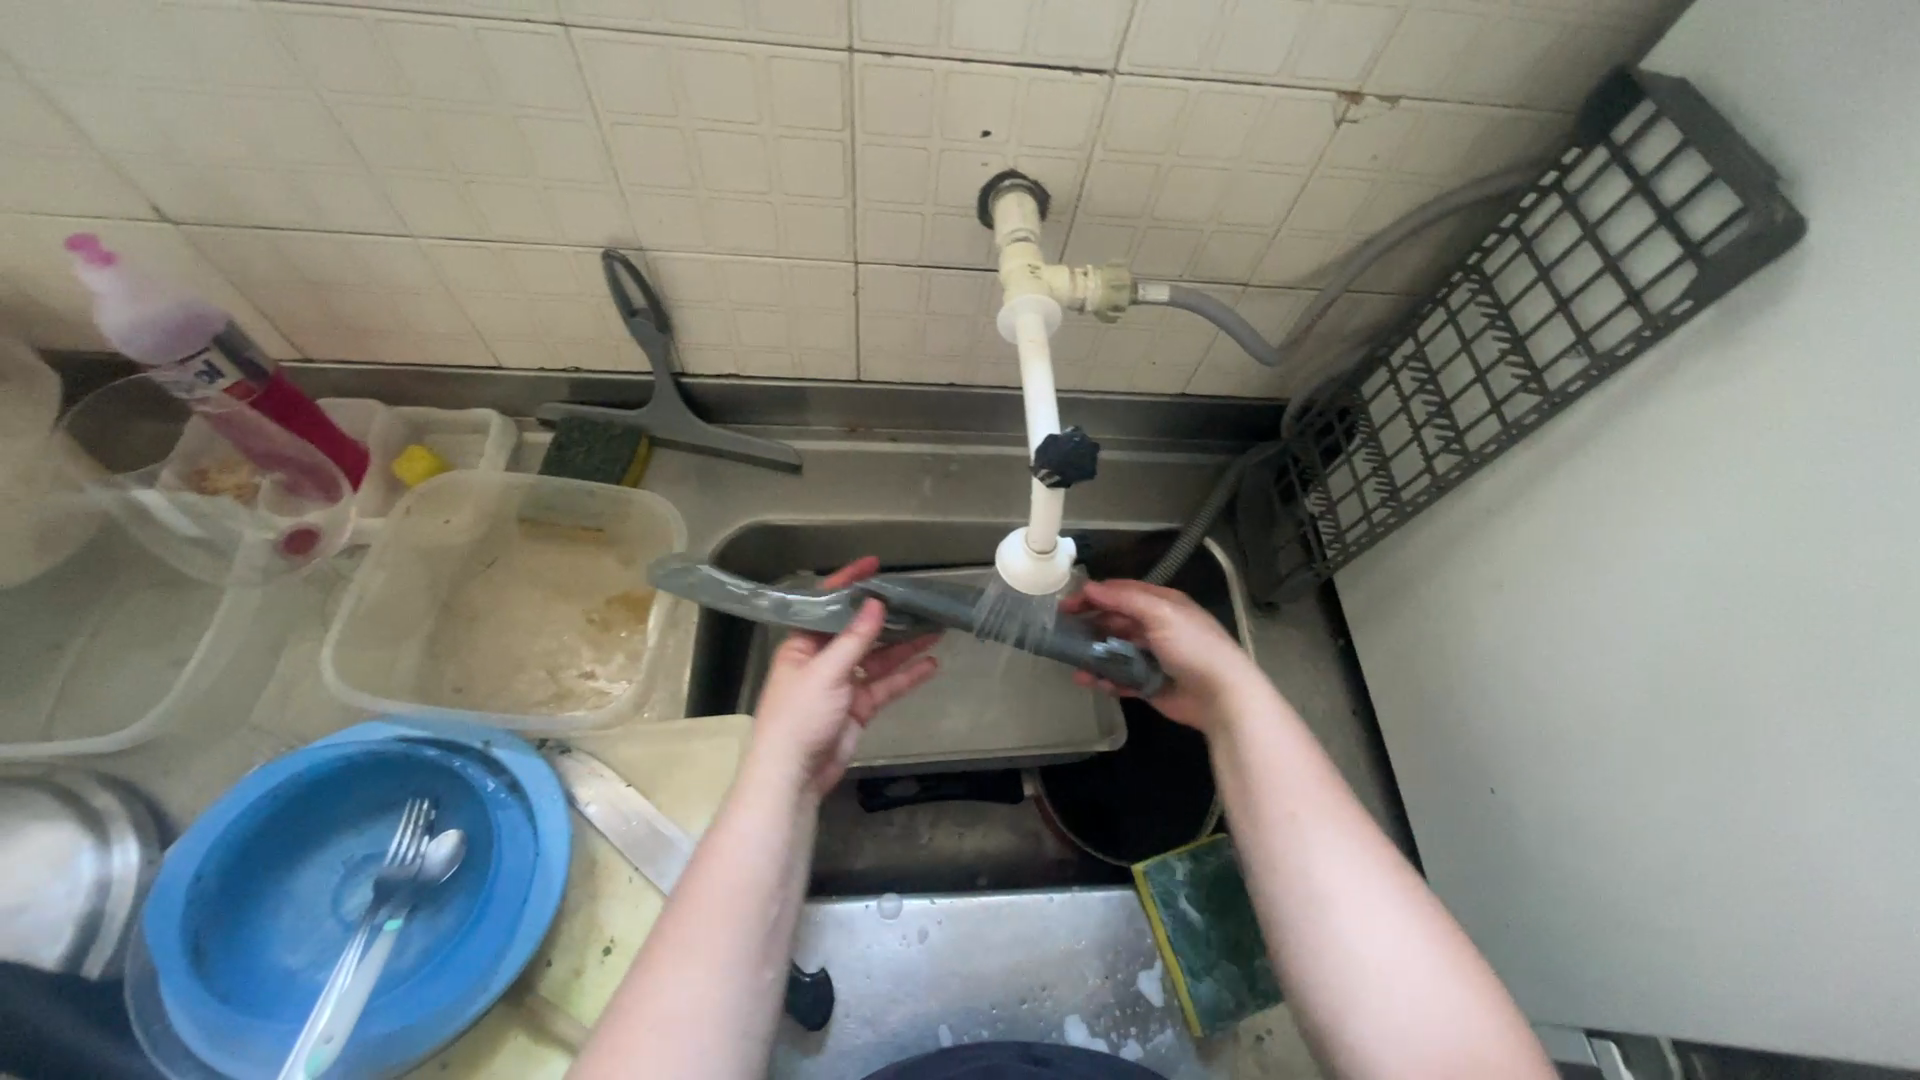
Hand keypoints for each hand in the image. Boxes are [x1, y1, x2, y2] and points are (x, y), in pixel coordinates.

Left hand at [751, 557, 940, 797]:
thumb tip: (876, 603)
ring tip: (936, 629)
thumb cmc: (799, 716)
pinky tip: (930, 664)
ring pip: (877, 658)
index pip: (827, 606)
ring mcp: (842, 685)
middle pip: (858, 632)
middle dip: (887, 618)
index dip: (849, 584)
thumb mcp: (826, 672)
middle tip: (918, 600)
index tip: (874, 565)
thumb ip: (854, 638)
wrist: (794, 775)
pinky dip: (906, 676)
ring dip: (904, 646)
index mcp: (803, 645)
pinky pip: (885, 686)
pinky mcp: (858, 708)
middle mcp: (822, 660)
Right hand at [1062, 578, 1262, 732]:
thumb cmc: (1192, 647)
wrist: (1221, 696)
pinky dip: (1105, 679)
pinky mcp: (1150, 684)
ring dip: (1094, 655)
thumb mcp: (1160, 613)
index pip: (1121, 593)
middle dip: (1090, 626)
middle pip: (1116, 622)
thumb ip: (1123, 599)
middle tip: (1063, 634)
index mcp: (1162, 604)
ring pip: (1115, 651)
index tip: (1066, 605)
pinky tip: (1090, 682)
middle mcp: (1157, 627)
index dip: (1093, 596)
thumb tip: (1089, 587)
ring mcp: (1153, 657)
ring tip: (1073, 663)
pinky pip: (1122, 679)